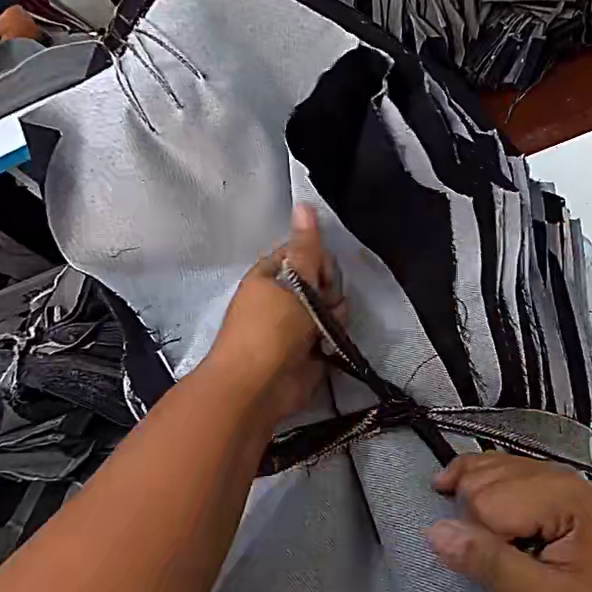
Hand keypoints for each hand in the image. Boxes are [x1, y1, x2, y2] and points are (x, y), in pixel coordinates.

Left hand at [202, 204, 343, 425]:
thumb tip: (304, 204)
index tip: (321, 274)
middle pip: (323, 282)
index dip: (318, 261)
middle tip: (320, 307)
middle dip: (329, 293)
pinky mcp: (310, 351)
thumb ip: (306, 248)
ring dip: (333, 319)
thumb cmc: (269, 329)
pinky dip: (334, 341)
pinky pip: (333, 336)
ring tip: (321, 333)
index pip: (305, 253)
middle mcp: (284, 298)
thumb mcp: (292, 282)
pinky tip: (328, 347)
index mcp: (271, 275)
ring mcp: (296, 326)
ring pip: (332, 309)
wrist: (258, 387)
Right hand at [427, 454, 591, 591]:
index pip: (484, 499)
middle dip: (473, 517)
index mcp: (561, 494)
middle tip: (492, 562)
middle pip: (483, 477)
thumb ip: (490, 564)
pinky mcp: (555, 494)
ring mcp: (559, 481)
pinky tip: (474, 513)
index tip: (497, 575)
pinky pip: (503, 477)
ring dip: (474, 502)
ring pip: (489, 470)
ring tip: (479, 542)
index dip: (478, 538)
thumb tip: (436, 531)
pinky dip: (484, 492)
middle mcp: (559, 475)